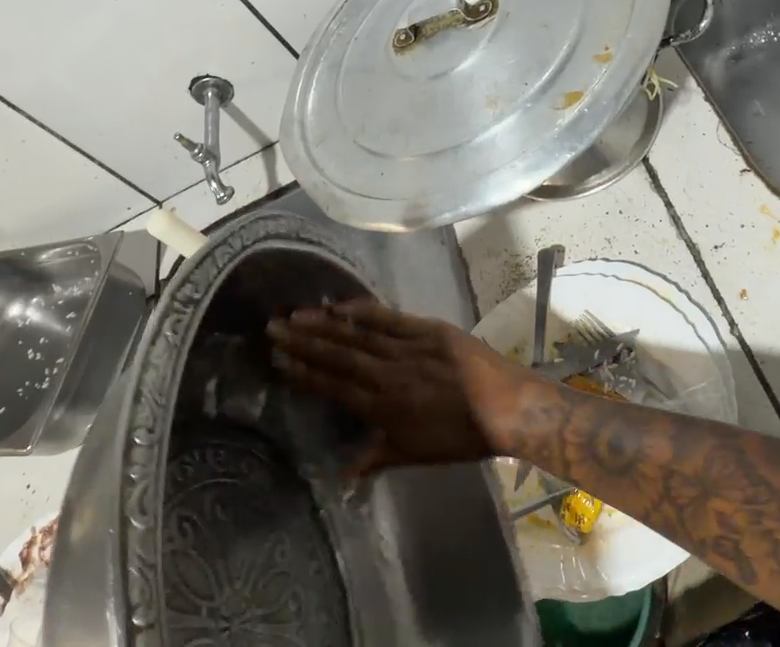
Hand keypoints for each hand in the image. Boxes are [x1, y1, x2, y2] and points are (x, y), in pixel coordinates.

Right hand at [266, 299, 536, 475]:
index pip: (334, 387)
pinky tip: (341, 303)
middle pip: (339, 356)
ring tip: (296, 314)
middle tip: (272, 329)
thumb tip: (340, 475)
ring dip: (325, 323)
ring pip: (358, 334)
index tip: (278, 361)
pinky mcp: (429, 330)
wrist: (507, 407)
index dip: (304, 373)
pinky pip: (390, 318)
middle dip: (303, 343)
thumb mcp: (415, 454)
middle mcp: (389, 375)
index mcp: (383, 407)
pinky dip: (363, 310)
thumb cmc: (461, 436)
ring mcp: (409, 348)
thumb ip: (375, 458)